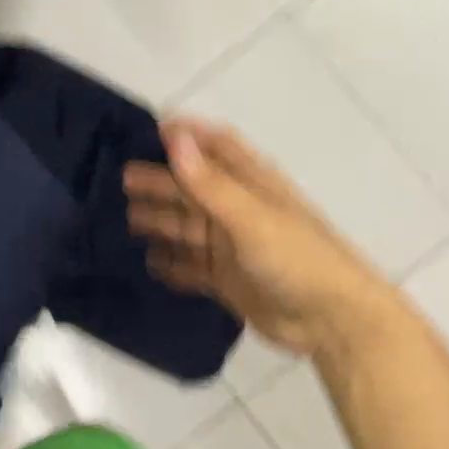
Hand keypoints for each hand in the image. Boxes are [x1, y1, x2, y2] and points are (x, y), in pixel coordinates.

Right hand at [124, 117, 406, 358]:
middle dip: (161, 182)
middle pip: (194, 189)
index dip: (188, 136)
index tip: (150, 130)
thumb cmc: (296, 258)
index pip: (217, 148)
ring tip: (124, 219)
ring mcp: (232, 248)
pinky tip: (147, 263)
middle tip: (121, 181)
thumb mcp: (250, 217)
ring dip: (159, 221)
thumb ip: (209, 183)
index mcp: (253, 186)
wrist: (328, 318)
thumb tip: (173, 137)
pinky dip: (170, 264)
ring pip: (187, 228)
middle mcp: (239, 212)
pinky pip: (190, 267)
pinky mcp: (226, 281)